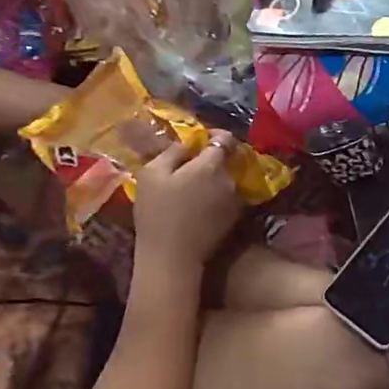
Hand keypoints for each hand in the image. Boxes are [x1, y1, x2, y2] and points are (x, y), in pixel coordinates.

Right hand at [132, 132, 244, 268]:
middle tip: (188, 165)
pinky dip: (217, 193)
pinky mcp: (236, 216)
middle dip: (211, 158)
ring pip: (227, 179)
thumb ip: (173, 152)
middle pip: (226, 160)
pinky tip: (199, 202)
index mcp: (211, 166)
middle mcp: (230, 180)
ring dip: (214, 177)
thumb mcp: (152, 174)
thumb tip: (188, 142)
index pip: (225, 139)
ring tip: (191, 185)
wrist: (174, 253)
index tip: (200, 139)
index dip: (214, 135)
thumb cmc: (157, 211)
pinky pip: (228, 195)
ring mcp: (236, 199)